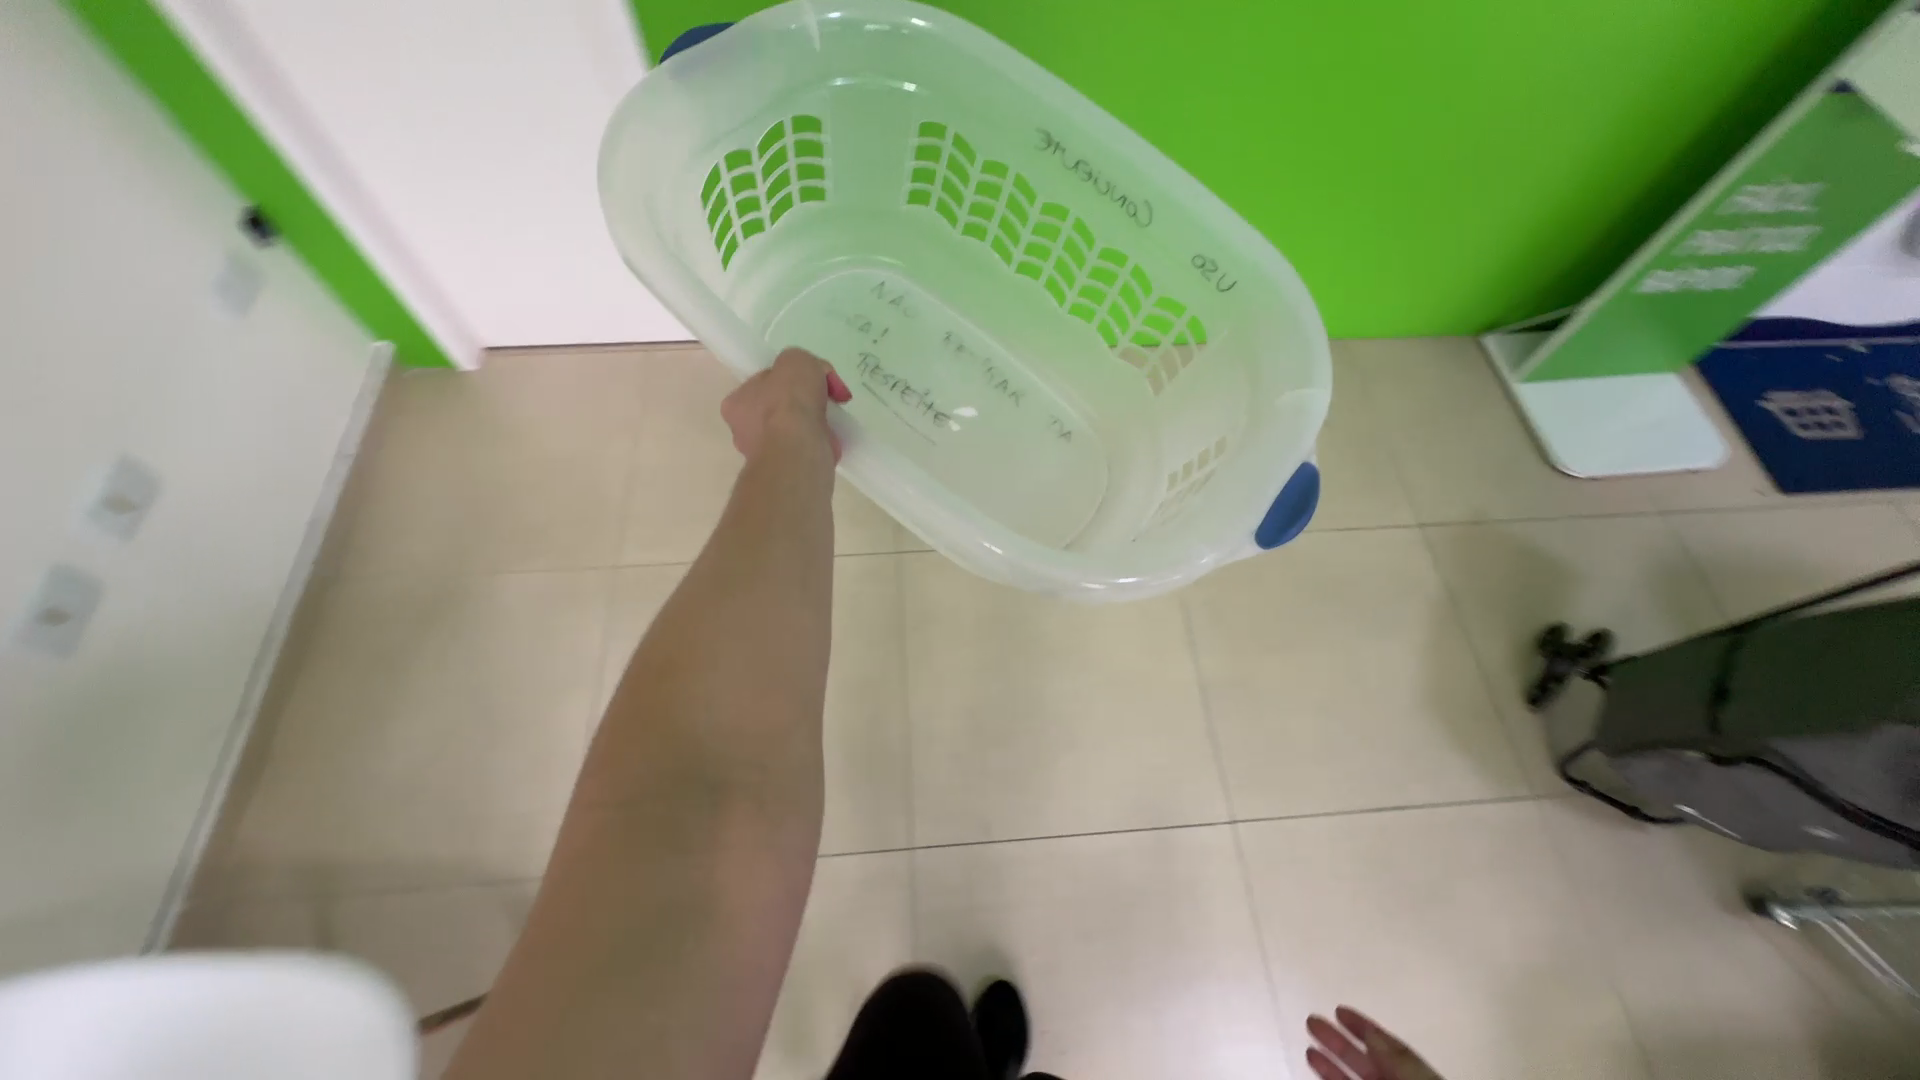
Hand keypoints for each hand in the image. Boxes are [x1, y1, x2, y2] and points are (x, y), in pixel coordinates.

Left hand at [720, 347, 851, 461]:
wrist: (800, 447)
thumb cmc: (790, 401)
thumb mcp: (796, 359)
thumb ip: (800, 361)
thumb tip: (811, 376)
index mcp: (736, 403)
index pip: (762, 384)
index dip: (787, 379)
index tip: (809, 381)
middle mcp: (743, 432)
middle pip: (778, 409)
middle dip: (800, 405)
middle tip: (825, 399)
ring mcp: (764, 455)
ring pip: (792, 432)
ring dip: (812, 425)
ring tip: (833, 420)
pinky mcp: (786, 470)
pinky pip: (805, 450)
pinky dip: (818, 443)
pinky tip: (831, 438)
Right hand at [1306, 1007, 1443, 1079]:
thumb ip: (1401, 1060)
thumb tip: (1372, 1034)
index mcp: (1417, 1074)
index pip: (1390, 1047)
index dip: (1365, 1027)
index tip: (1339, 1009)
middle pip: (1366, 1062)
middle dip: (1339, 1042)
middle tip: (1313, 1020)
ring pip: (1352, 1079)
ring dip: (1330, 1065)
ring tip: (1308, 1046)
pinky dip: (1329, 1079)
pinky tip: (1315, 1067)